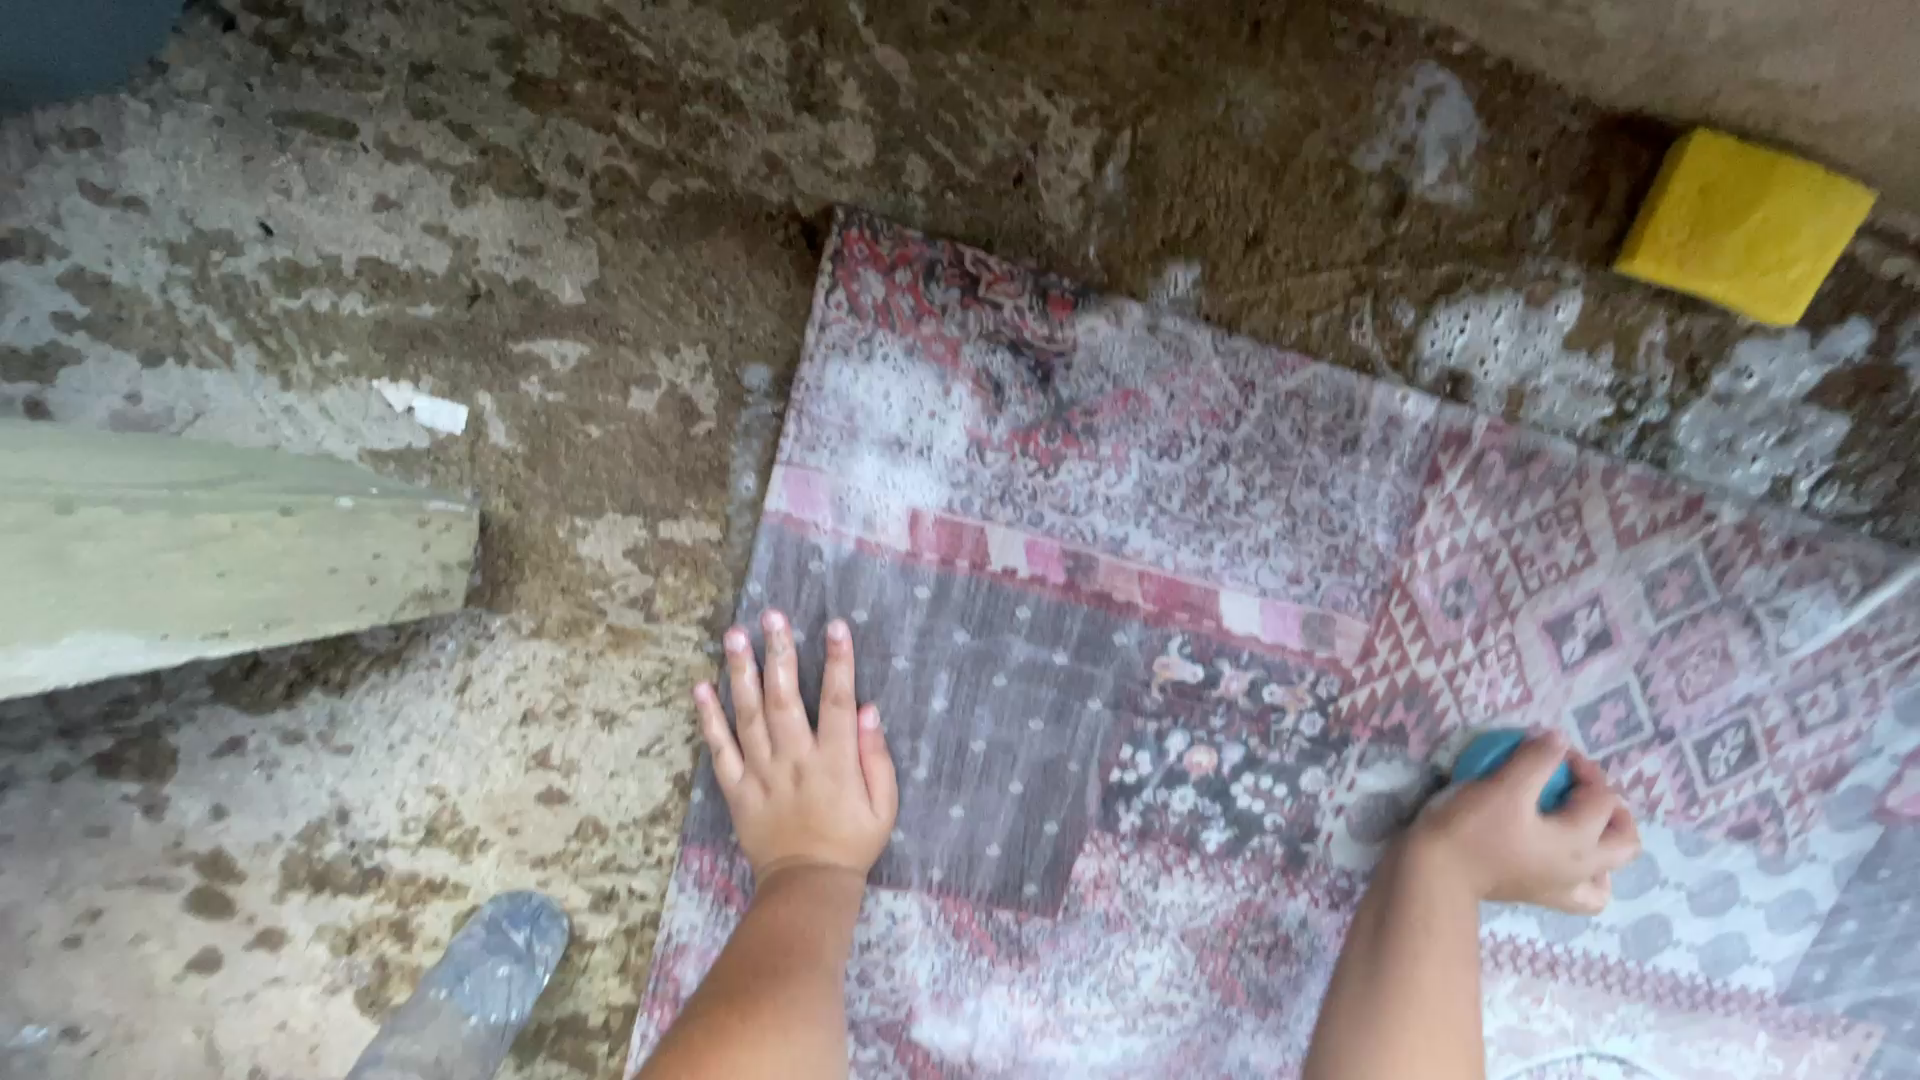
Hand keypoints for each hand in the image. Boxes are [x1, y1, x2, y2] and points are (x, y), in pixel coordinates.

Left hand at [693, 609, 898, 887]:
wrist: (808, 886)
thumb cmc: (853, 841)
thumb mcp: (884, 804)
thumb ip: (876, 757)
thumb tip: (868, 710)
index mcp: (833, 761)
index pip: (836, 701)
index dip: (838, 662)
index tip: (835, 626)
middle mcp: (794, 759)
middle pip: (783, 697)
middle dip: (778, 652)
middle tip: (770, 616)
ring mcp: (761, 773)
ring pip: (748, 715)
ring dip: (741, 672)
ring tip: (733, 636)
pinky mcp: (737, 788)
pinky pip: (719, 749)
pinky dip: (709, 718)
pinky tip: (701, 687)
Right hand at [1407, 732, 1640, 913]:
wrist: (1436, 872)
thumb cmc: (1469, 828)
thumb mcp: (1502, 787)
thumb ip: (1534, 761)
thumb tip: (1558, 739)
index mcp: (1578, 839)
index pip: (1601, 797)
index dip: (1582, 768)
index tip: (1549, 749)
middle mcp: (1582, 867)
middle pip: (1624, 839)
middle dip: (1612, 809)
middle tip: (1581, 786)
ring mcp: (1563, 887)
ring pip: (1609, 871)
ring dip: (1605, 845)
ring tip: (1583, 826)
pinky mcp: (1540, 896)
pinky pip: (1582, 894)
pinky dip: (1587, 878)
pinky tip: (1569, 863)